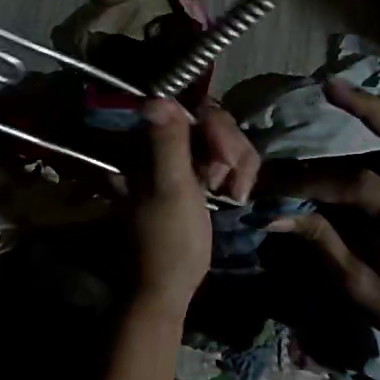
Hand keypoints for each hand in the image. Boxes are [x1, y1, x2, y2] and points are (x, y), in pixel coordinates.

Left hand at [129, 98, 255, 312]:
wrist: (172, 284)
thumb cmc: (169, 240)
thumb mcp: (171, 189)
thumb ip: (168, 143)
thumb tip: (156, 96)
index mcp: (142, 144)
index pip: (184, 106)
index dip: (213, 126)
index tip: (224, 158)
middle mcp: (159, 143)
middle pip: (209, 118)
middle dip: (228, 150)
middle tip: (229, 185)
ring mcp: (179, 157)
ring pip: (222, 135)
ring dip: (237, 163)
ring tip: (233, 193)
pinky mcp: (195, 172)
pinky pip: (226, 153)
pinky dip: (238, 171)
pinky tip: (236, 194)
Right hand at [269, 82, 379, 363]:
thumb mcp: (359, 286)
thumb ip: (322, 244)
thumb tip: (274, 218)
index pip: (360, 187)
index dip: (313, 184)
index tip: (275, 185)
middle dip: (368, 108)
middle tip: (329, 86)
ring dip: (370, 119)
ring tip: (334, 99)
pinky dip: (376, 136)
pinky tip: (350, 128)